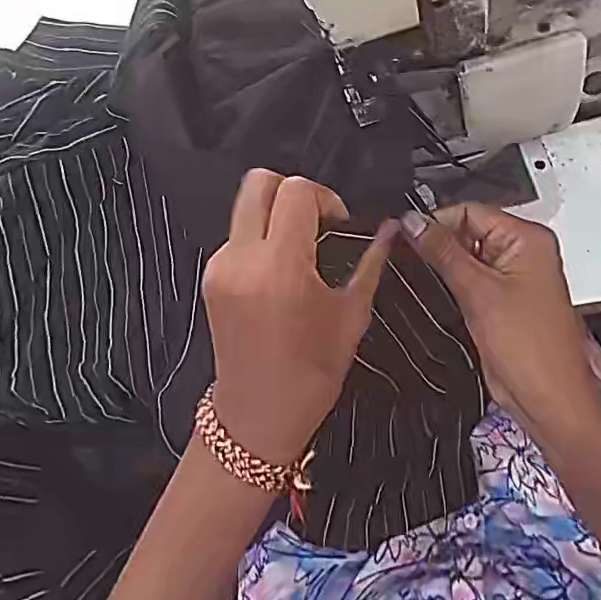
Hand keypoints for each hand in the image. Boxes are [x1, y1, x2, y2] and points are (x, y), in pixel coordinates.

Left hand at [203, 170, 395, 464]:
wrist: (257, 416)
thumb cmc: (311, 374)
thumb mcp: (351, 315)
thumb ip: (371, 263)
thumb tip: (390, 230)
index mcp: (281, 268)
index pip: (296, 191)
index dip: (325, 197)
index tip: (339, 223)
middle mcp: (242, 260)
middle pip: (258, 182)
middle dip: (292, 190)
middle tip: (315, 220)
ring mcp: (220, 267)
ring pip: (245, 207)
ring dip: (275, 214)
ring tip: (300, 249)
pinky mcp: (210, 277)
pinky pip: (237, 235)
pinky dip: (261, 238)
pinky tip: (279, 271)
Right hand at [403, 204, 600, 436]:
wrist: (548, 399)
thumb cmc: (533, 351)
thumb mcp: (479, 292)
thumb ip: (443, 252)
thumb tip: (415, 223)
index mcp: (528, 239)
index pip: (471, 211)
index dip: (437, 222)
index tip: (406, 233)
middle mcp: (523, 252)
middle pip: (468, 231)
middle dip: (440, 245)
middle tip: (409, 256)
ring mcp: (513, 276)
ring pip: (466, 256)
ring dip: (445, 266)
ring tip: (425, 279)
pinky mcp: (502, 299)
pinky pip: (471, 279)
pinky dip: (454, 285)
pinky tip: (440, 295)